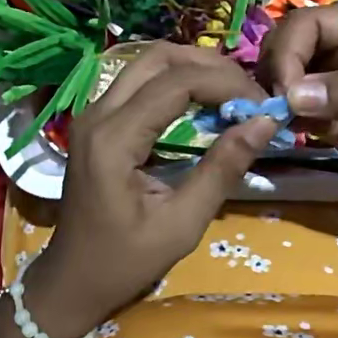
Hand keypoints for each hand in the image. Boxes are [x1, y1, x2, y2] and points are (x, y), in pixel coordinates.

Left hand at [26, 45, 281, 331]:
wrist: (72, 280)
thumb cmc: (124, 261)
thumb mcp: (181, 224)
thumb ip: (221, 170)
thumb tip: (265, 123)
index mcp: (113, 138)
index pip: (177, 82)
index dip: (226, 84)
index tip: (263, 106)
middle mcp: (97, 113)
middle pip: (158, 57)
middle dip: (210, 66)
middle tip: (249, 92)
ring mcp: (92, 114)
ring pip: (147, 64)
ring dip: (192, 69)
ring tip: (232, 94)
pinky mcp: (96, 122)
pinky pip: (138, 83)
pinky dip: (175, 83)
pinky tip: (203, 103)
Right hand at [257, 8, 337, 204]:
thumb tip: (291, 94)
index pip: (313, 23)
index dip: (290, 51)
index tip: (285, 94)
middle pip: (293, 44)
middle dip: (276, 72)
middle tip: (273, 110)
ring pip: (290, 77)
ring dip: (274, 96)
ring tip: (274, 123)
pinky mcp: (336, 118)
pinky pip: (298, 110)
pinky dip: (284, 119)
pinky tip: (284, 133)